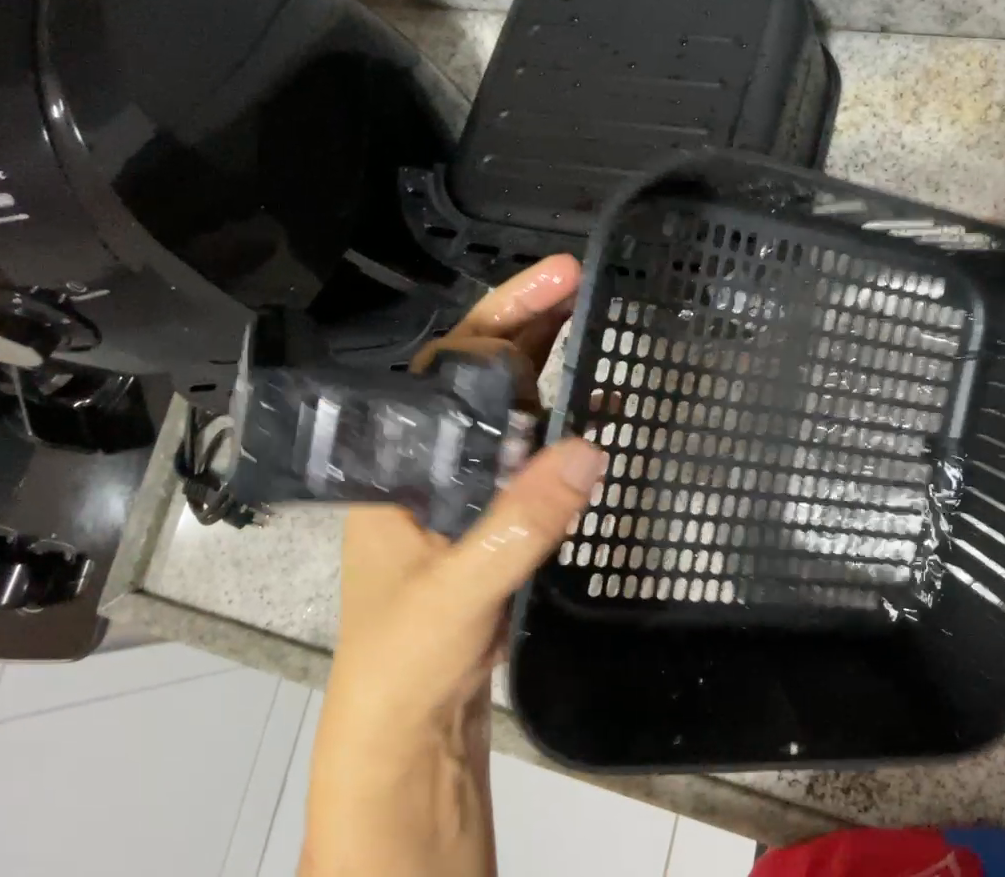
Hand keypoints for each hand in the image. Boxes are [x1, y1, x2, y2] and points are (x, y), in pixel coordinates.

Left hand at [302, 255, 606, 876]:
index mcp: (403, 463)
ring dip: (549, 362)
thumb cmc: (406, 656)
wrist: (413, 723)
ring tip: (594, 320)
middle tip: (581, 280)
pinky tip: (601, 409)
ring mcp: (468, 486)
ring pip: (509, 406)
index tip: (557, 283)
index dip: (503, 320)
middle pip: (480, 374)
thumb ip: (517, 523)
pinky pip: (536, 450)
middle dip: (529, 322)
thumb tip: (588, 447)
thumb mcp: (457, 590)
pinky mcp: (499, 514)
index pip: (449, 368)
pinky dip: (568, 422)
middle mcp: (432, 462)